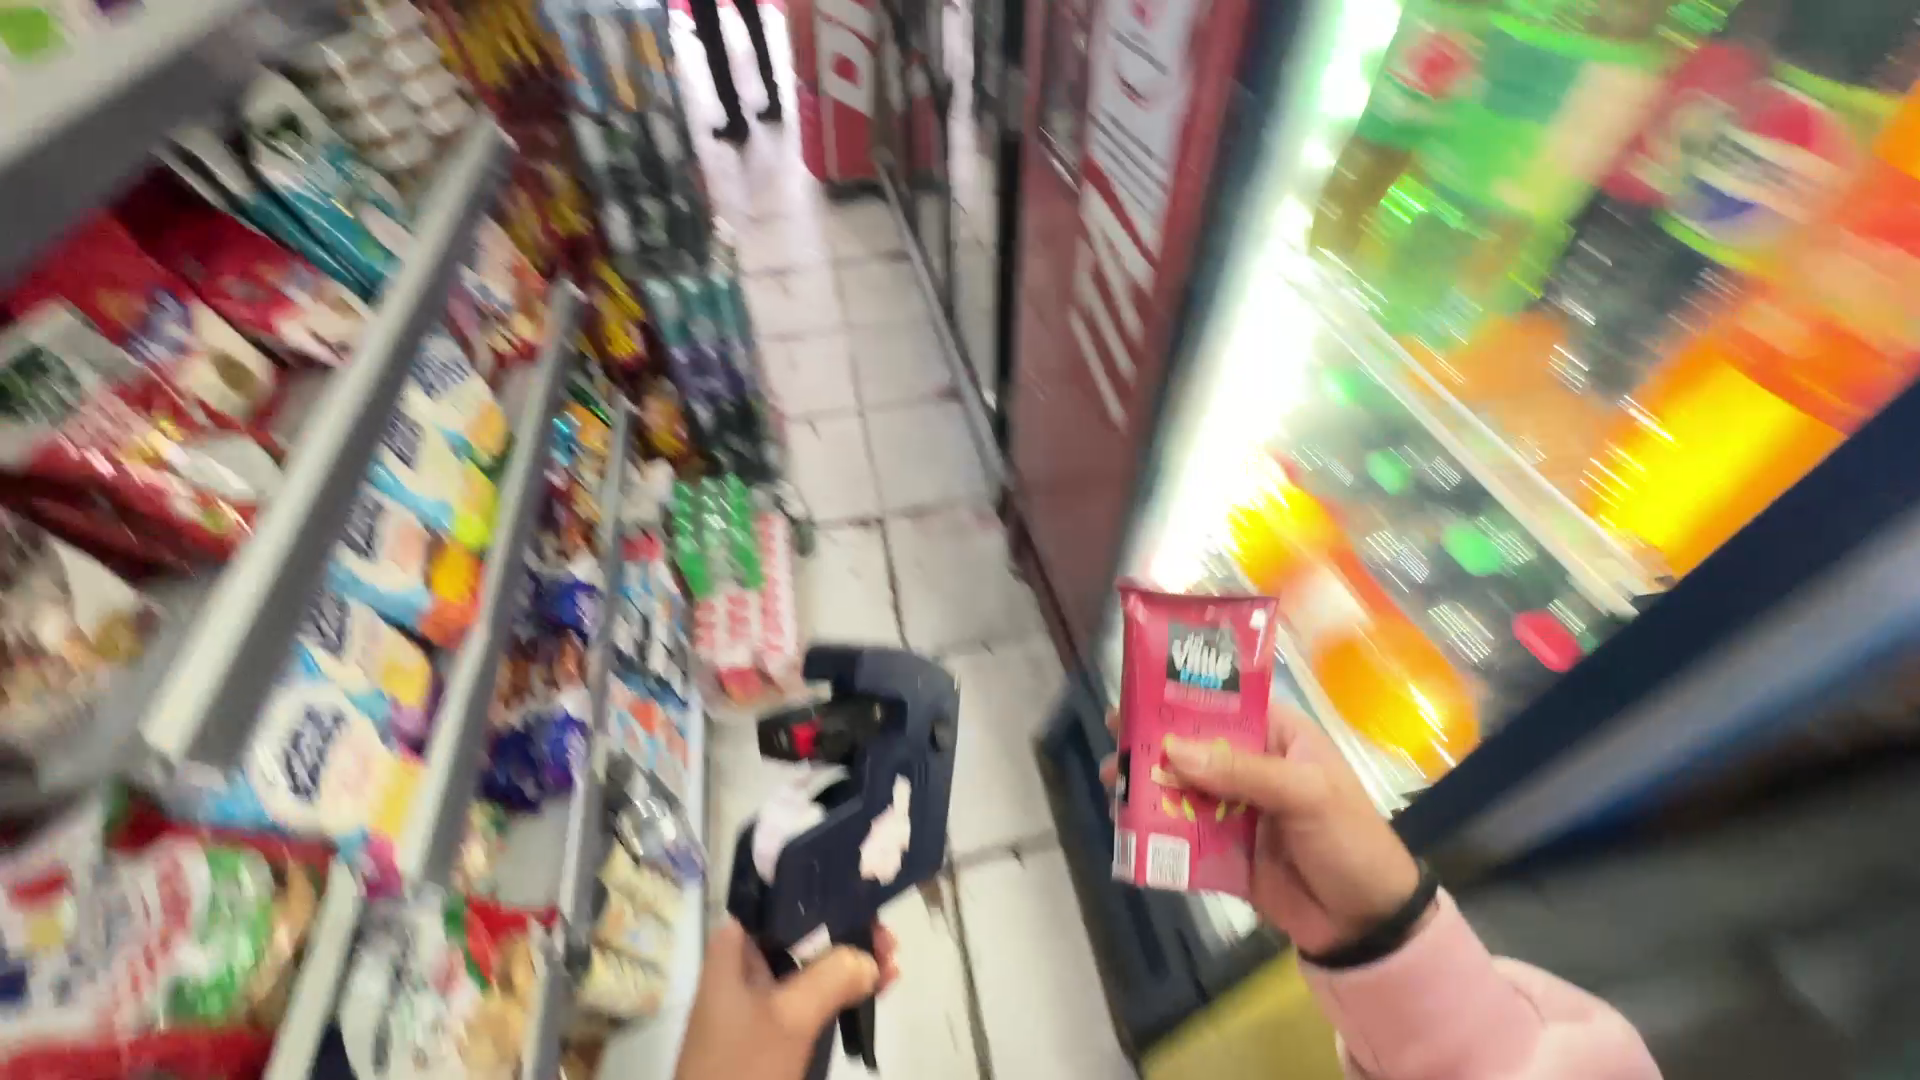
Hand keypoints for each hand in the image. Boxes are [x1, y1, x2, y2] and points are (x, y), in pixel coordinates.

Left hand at [675, 918, 900, 1079]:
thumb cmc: (742, 1070)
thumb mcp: (792, 1017)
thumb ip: (834, 975)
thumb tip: (870, 958)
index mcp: (736, 945)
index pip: (785, 898)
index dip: (829, 895)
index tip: (868, 899)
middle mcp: (743, 961)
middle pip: (804, 931)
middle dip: (848, 932)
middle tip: (889, 940)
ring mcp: (755, 997)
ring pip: (812, 964)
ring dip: (850, 961)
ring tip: (892, 961)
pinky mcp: (768, 1028)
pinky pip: (812, 995)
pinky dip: (841, 990)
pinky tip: (876, 988)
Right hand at [1103, 703, 1421, 955]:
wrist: (1367, 928)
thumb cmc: (1350, 842)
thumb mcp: (1306, 795)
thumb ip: (1242, 771)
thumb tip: (1173, 751)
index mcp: (1277, 736)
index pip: (1222, 704)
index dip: (1179, 698)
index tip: (1136, 697)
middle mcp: (1250, 764)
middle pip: (1192, 744)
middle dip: (1152, 742)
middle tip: (1113, 738)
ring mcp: (1233, 806)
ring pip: (1180, 785)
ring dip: (1146, 782)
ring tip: (1111, 780)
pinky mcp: (1221, 846)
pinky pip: (1181, 829)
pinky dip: (1154, 824)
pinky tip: (1125, 820)